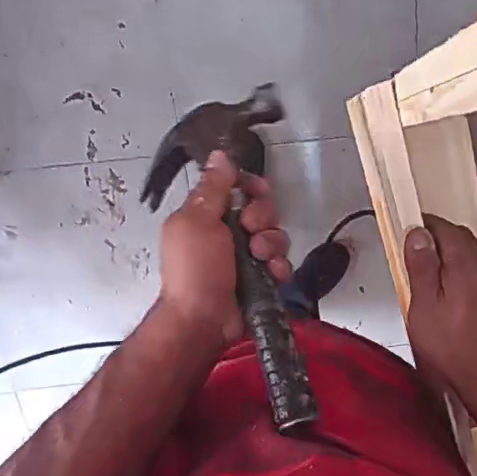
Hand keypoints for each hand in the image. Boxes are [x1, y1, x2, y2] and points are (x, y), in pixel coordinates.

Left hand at [156, 151, 291, 349]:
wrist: (205, 320)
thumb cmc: (193, 272)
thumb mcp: (196, 221)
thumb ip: (212, 187)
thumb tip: (220, 156)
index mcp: (208, 215)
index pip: (238, 188)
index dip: (251, 186)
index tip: (255, 191)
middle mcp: (229, 234)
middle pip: (263, 210)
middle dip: (262, 219)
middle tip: (249, 231)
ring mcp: (247, 258)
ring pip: (277, 237)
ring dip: (271, 246)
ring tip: (257, 259)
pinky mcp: (263, 278)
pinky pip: (283, 264)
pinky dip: (278, 269)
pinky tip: (268, 276)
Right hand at [404, 216, 476, 397]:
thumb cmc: (447, 343)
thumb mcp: (423, 303)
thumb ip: (421, 265)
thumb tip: (418, 234)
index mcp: (465, 264)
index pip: (446, 229)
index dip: (425, 225)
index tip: (406, 228)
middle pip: (459, 237)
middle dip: (436, 234)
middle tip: (412, 244)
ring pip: (466, 252)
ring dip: (445, 250)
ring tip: (421, 264)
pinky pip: (470, 268)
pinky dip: (453, 265)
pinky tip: (438, 282)